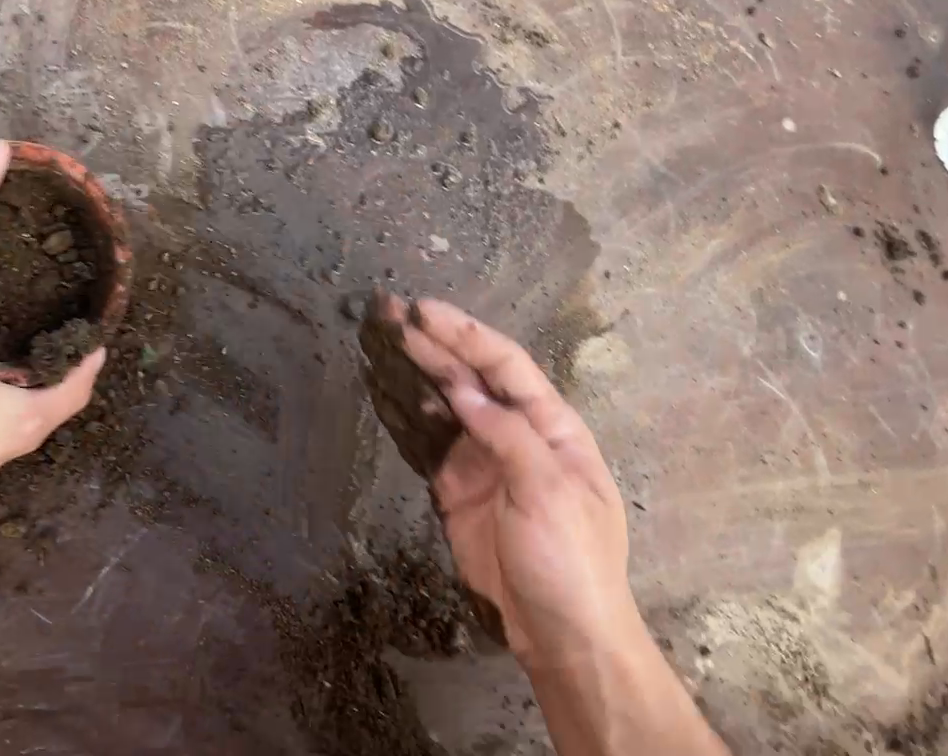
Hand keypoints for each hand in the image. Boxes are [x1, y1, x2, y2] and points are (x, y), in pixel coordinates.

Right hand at [381, 295, 647, 671]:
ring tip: (375, 341)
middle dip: (429, 343)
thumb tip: (461, 389)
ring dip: (410, 372)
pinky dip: (401, 415)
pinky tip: (380, 390)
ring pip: (440, 403)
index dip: (463, 334)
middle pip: (467, 376)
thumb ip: (505, 434)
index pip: (504, 365)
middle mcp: (514, 432)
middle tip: (386, 314)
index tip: (421, 312)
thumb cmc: (571, 561)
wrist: (560, 636)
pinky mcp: (454, 486)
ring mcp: (480, 459)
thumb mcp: (549, 493)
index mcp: (550, 426)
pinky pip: (424, 441)